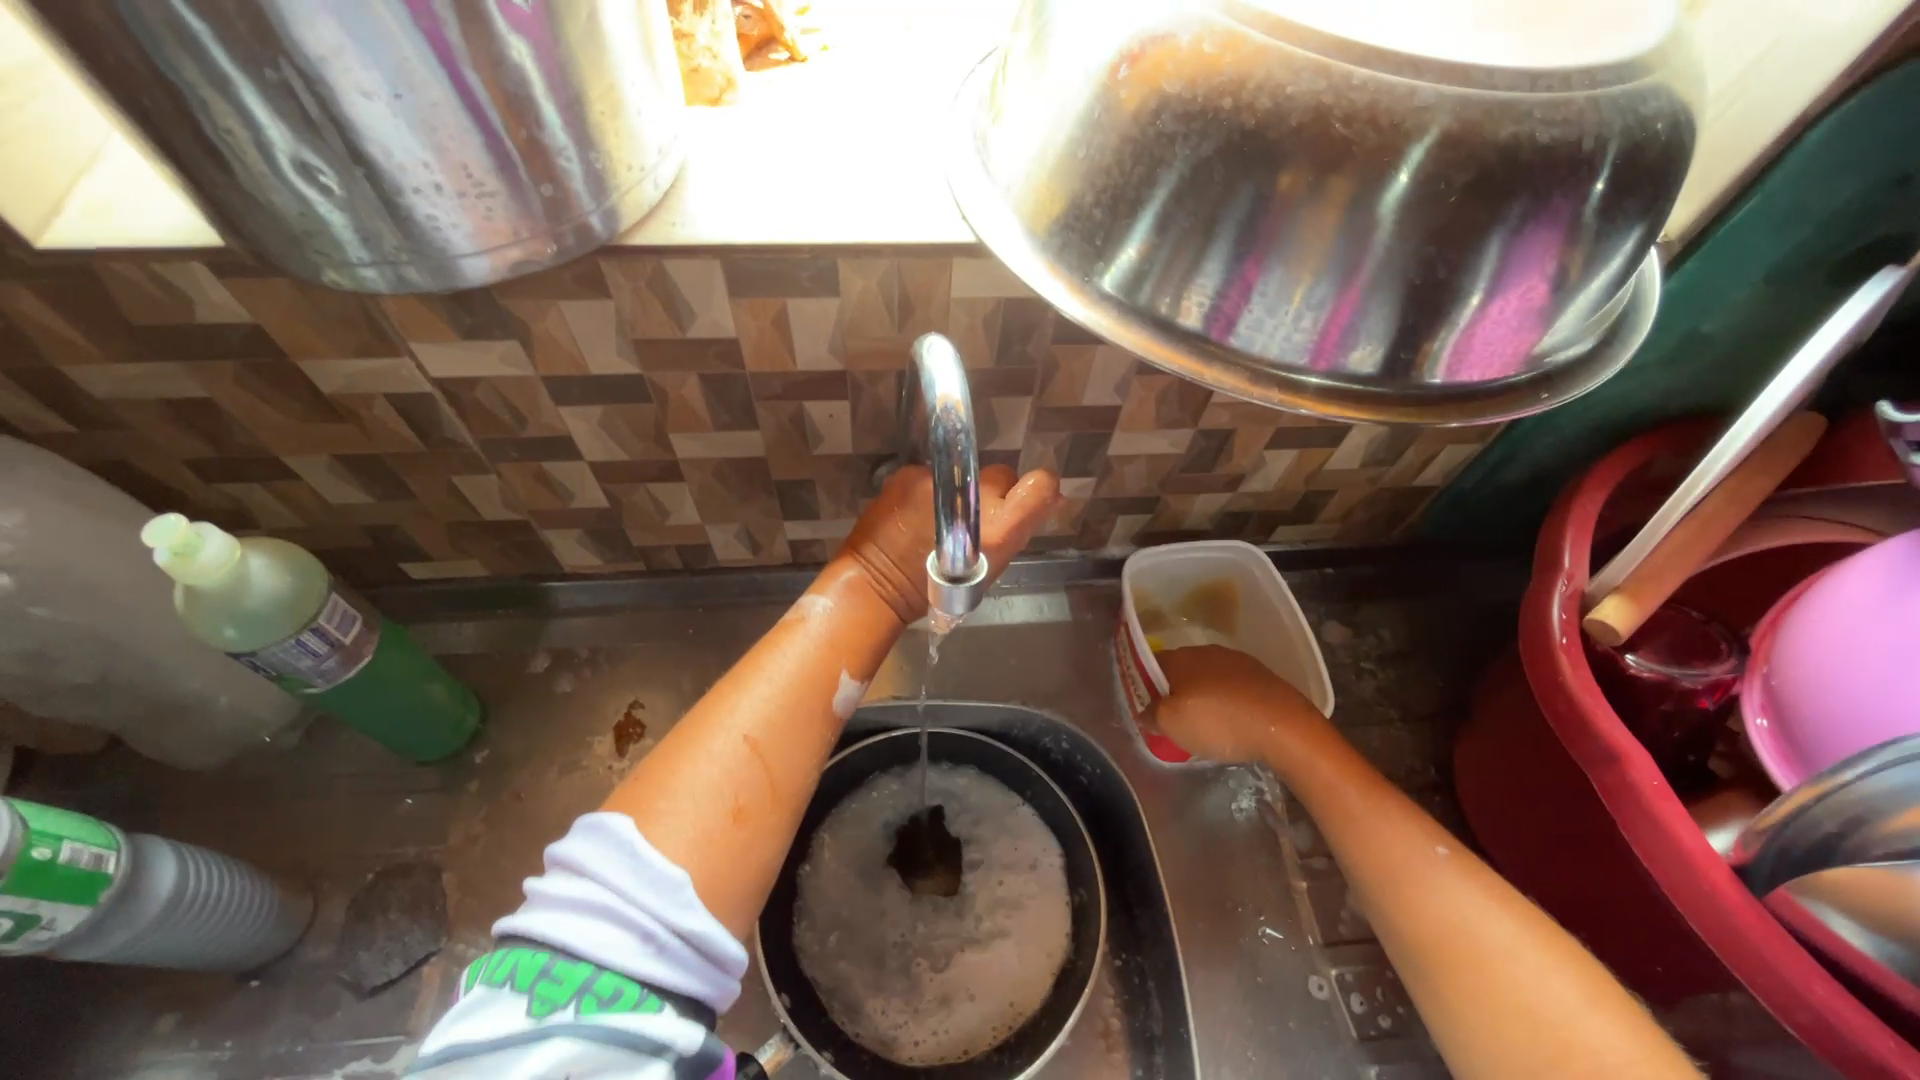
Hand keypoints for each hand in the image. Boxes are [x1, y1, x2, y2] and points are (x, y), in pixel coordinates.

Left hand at [837, 464, 1059, 625]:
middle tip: (973, 517)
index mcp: (999, 529)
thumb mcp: (991, 566)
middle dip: (994, 492)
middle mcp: (974, 497)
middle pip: (1002, 475)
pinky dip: (929, 490)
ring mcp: (940, 481)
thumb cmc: (939, 588)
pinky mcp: (910, 473)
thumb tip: (1051, 499)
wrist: (878, 585)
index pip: (1040, 486)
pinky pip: (934, 475)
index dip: (1041, 488)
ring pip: (966, 474)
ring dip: (959, 490)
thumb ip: (1017, 531)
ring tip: (938, 517)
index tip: (1032, 496)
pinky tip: (915, 513)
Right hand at [1153, 645, 1328, 763]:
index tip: (1147, 709)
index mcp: (1181, 657)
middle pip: (1181, 670)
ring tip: (1205, 724)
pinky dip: (1227, 702)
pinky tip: (1233, 722)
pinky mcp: (1262, 677)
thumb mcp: (1171, 724)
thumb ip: (1151, 714)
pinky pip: (1233, 687)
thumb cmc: (1219, 722)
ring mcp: (1238, 662)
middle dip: (1175, 692)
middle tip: (1174, 720)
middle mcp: (1207, 652)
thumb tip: (1146, 711)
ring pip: (1209, 678)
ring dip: (1203, 697)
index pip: (1151, 664)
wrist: (1284, 726)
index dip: (1144, 686)